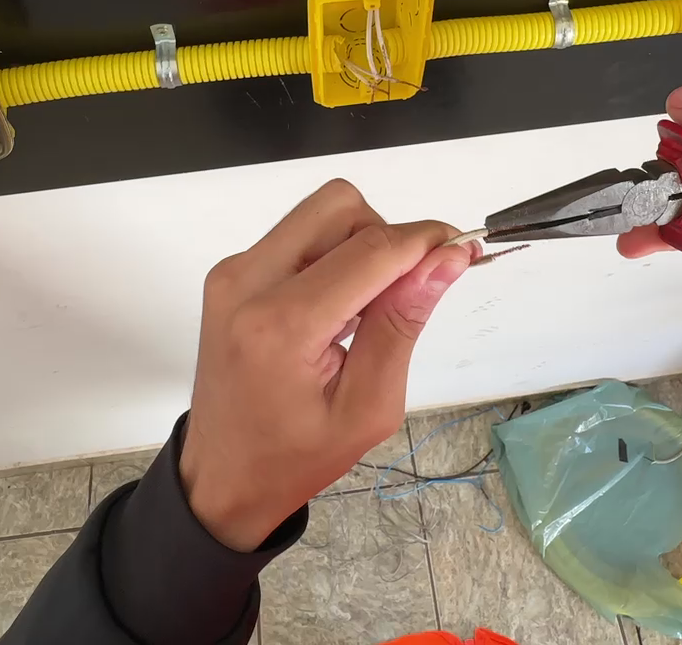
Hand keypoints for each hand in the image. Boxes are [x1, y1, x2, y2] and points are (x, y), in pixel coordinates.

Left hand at [179, 179, 473, 549]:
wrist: (220, 475)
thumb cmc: (294, 457)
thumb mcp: (368, 407)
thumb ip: (404, 323)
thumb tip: (445, 259)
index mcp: (280, 326)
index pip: (370, 250)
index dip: (425, 241)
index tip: (461, 250)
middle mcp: (247, 281)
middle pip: (340, 206)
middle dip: (385, 237)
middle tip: (398, 293)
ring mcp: (233, 271)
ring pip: (320, 211)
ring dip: (357, 243)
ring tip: (361, 308)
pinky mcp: (232, 270)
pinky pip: (298, 232)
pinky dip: (331, 254)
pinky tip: (334, 307)